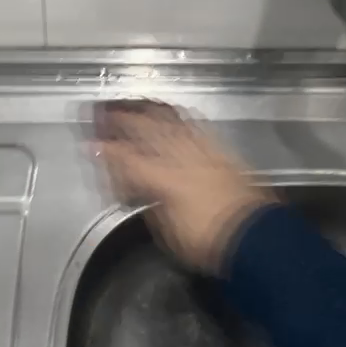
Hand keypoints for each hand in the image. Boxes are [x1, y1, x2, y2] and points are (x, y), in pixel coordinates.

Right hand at [93, 99, 273, 274]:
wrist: (254, 235)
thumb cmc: (208, 242)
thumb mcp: (168, 232)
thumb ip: (150, 206)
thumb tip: (142, 194)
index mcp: (161, 181)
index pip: (126, 160)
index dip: (105, 152)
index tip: (91, 145)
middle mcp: (179, 158)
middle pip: (144, 132)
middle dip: (119, 120)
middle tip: (102, 113)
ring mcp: (200, 150)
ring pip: (168, 122)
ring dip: (145, 111)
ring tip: (131, 104)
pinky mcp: (218, 149)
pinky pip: (194, 125)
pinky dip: (177, 115)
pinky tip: (170, 110)